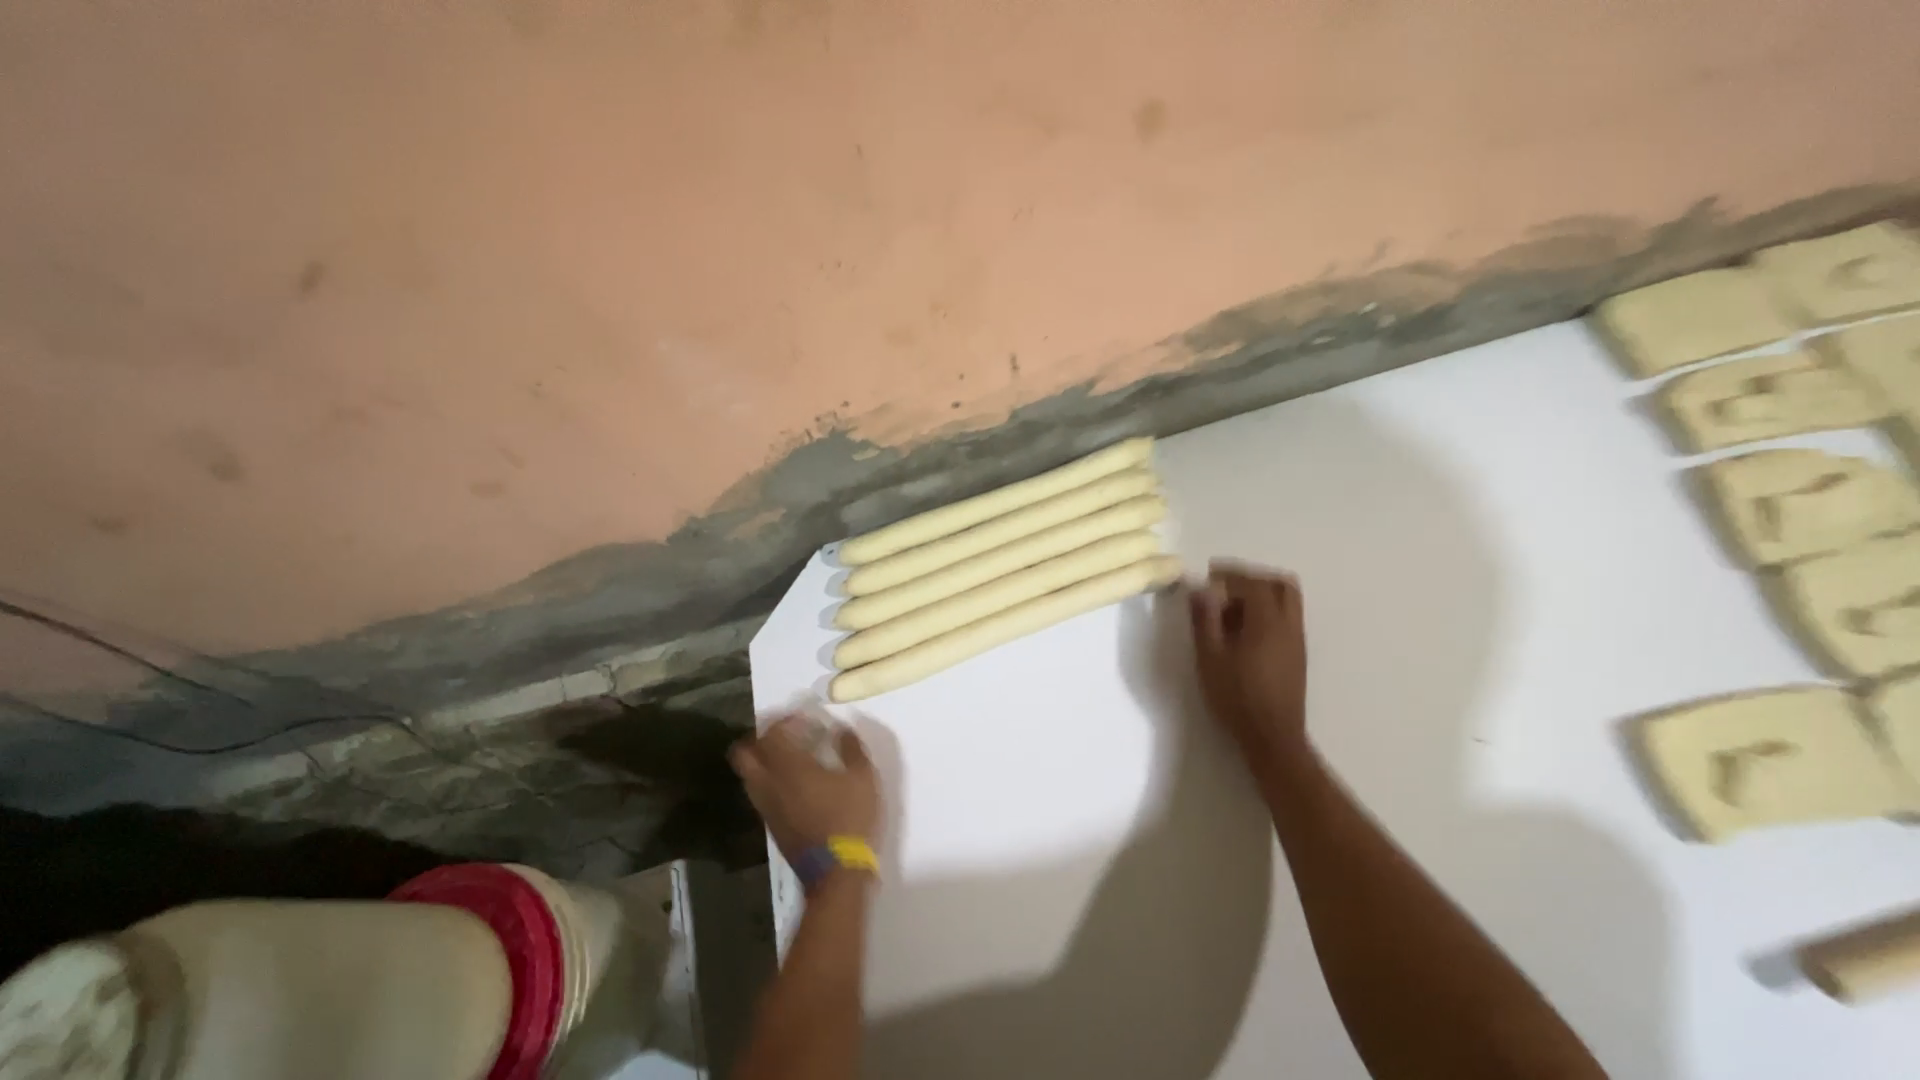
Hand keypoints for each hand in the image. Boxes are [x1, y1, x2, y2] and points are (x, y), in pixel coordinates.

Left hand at [731, 715, 881, 862]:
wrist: (835, 872)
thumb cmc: (849, 819)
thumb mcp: (863, 778)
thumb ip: (851, 748)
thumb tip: (841, 730)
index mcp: (788, 767)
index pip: (772, 732)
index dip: (785, 719)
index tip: (805, 718)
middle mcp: (768, 783)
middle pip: (744, 752)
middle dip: (760, 737)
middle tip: (783, 733)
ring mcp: (765, 806)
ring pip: (748, 774)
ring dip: (762, 759)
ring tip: (788, 758)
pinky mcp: (769, 824)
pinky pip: (759, 792)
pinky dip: (769, 780)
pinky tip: (794, 784)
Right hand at [1188, 562, 1310, 766]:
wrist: (1271, 736)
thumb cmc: (1236, 697)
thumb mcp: (1210, 658)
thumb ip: (1205, 620)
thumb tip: (1200, 589)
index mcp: (1268, 622)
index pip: (1253, 582)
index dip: (1230, 574)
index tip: (1208, 575)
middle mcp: (1289, 625)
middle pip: (1280, 584)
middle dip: (1252, 578)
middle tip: (1225, 586)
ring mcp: (1297, 640)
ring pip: (1288, 601)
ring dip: (1262, 594)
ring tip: (1232, 608)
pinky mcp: (1298, 655)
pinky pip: (1287, 618)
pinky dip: (1268, 611)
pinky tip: (1244, 631)